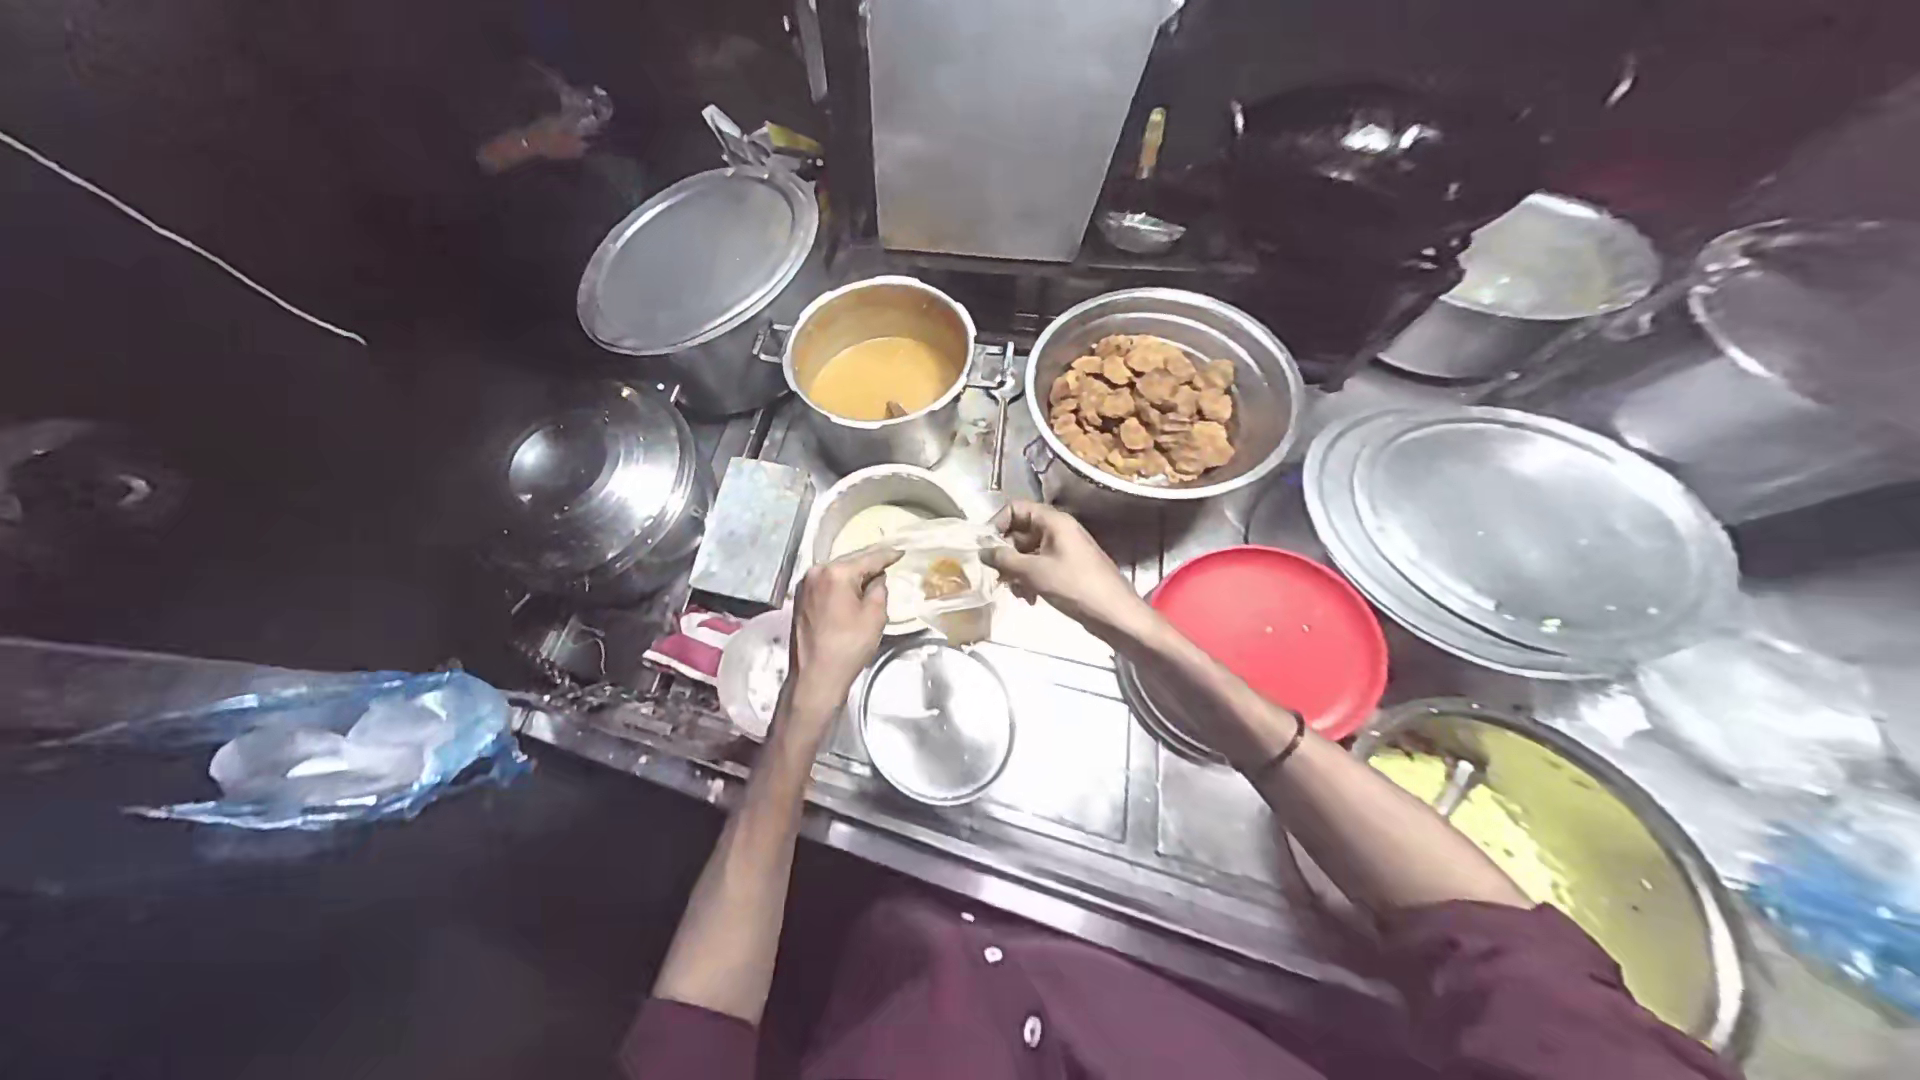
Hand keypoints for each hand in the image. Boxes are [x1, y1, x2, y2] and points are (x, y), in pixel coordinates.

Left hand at [780, 547, 900, 744]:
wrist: (815, 676)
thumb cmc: (849, 646)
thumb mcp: (874, 615)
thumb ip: (879, 589)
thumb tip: (876, 578)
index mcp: (835, 572)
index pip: (868, 558)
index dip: (887, 555)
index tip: (901, 552)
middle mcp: (816, 572)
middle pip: (849, 561)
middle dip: (869, 562)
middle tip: (889, 559)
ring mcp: (805, 585)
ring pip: (836, 572)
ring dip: (854, 573)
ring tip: (874, 573)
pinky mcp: (800, 598)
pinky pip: (826, 583)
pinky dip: (841, 583)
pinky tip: (852, 588)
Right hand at [985, 501, 1154, 642]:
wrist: (1114, 613)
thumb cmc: (1074, 585)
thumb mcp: (1033, 572)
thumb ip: (1004, 559)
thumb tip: (981, 552)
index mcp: (1053, 521)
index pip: (1015, 508)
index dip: (996, 525)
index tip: (984, 547)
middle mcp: (1058, 529)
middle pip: (1020, 532)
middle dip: (1005, 554)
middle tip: (996, 575)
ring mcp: (1063, 549)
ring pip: (1028, 552)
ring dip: (1016, 571)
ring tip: (1015, 592)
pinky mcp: (1067, 568)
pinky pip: (1039, 566)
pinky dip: (1030, 579)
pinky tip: (1028, 599)